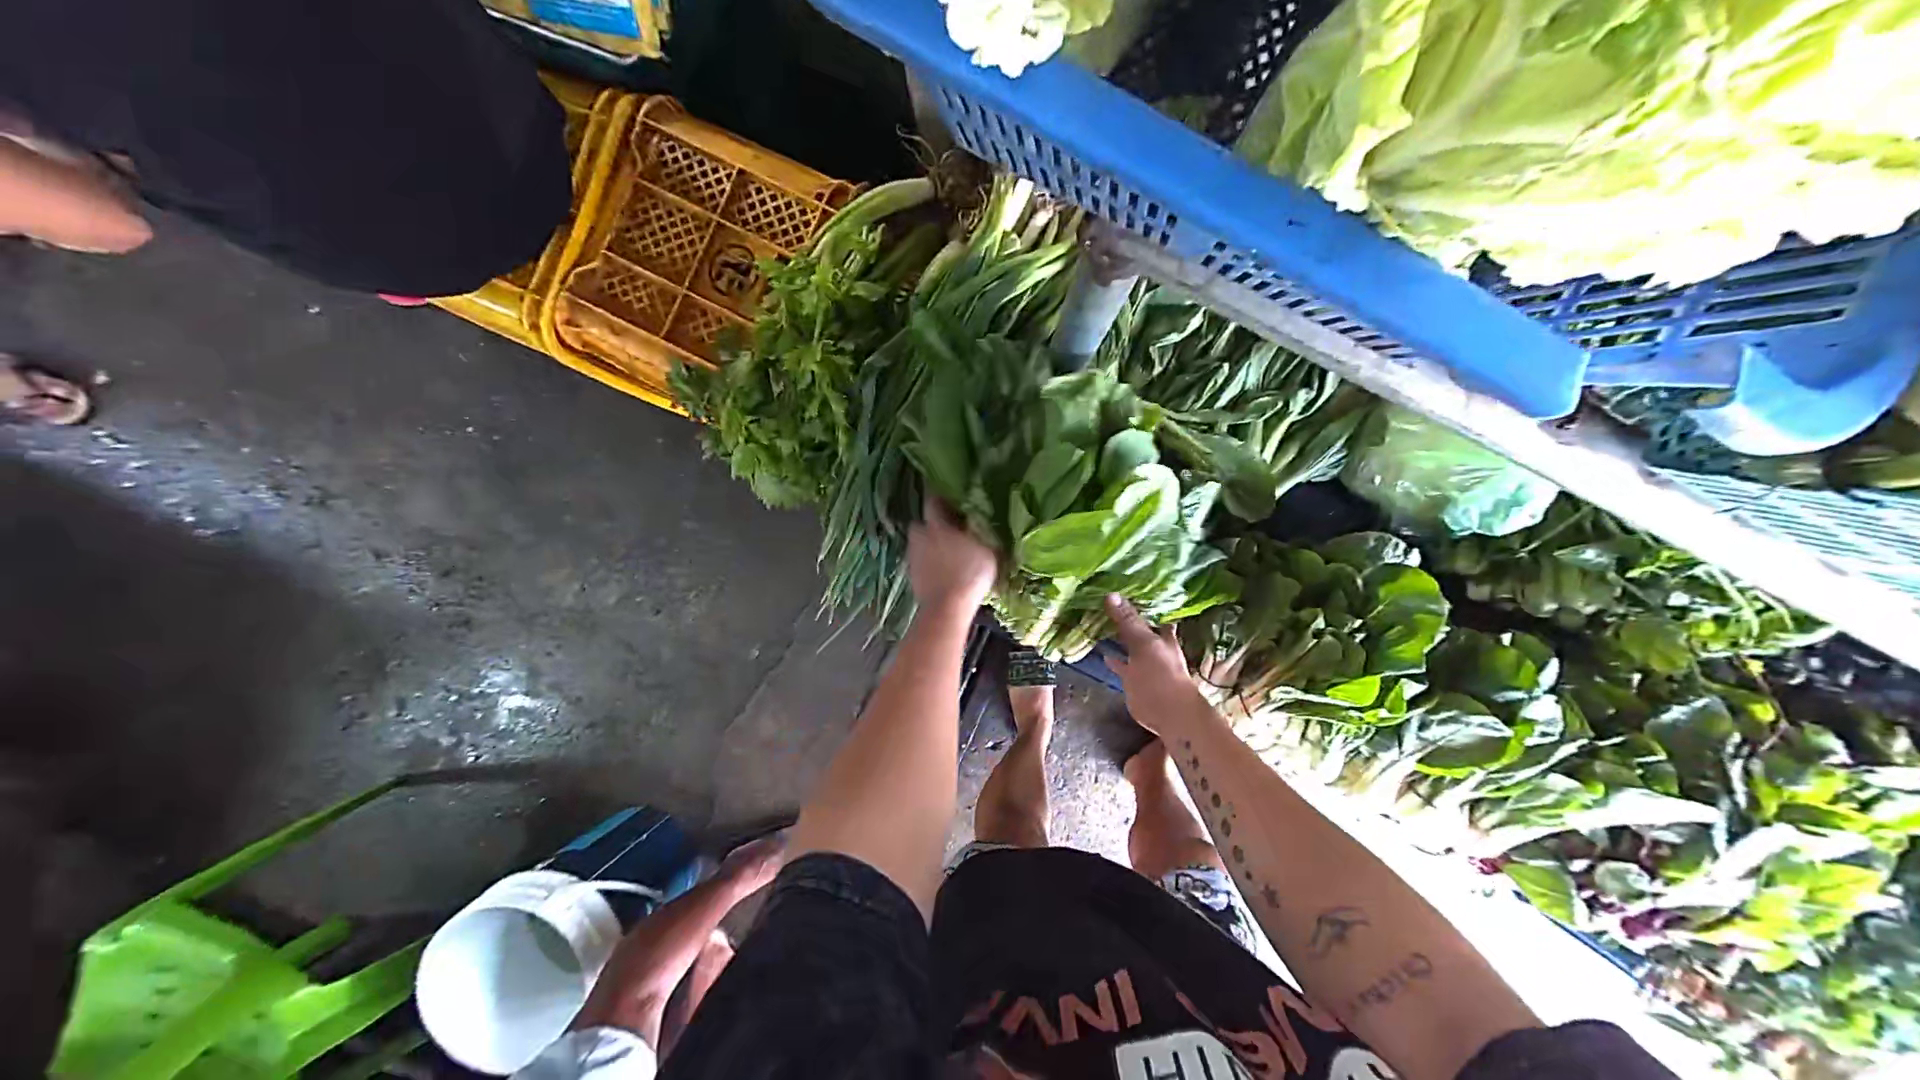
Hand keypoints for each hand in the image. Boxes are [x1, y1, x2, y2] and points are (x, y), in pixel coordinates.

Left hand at [907, 496, 995, 613]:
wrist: (947, 608)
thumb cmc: (970, 574)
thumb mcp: (988, 549)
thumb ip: (982, 532)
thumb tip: (981, 521)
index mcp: (937, 525)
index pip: (933, 501)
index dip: (941, 499)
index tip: (951, 500)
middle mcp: (920, 536)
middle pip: (921, 523)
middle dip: (932, 524)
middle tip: (949, 530)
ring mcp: (912, 557)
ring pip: (918, 543)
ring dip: (929, 545)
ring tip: (946, 553)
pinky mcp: (911, 575)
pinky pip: (919, 562)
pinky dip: (928, 563)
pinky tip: (941, 571)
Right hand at [1105, 594, 1209, 735]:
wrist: (1168, 712)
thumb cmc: (1162, 674)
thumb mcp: (1143, 643)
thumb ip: (1128, 621)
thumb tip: (1111, 594)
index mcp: (1163, 635)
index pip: (1156, 612)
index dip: (1146, 601)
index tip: (1131, 588)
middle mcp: (1156, 646)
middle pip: (1142, 627)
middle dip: (1129, 617)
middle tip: (1109, 601)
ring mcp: (1144, 663)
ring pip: (1131, 645)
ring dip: (1120, 637)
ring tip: (1101, 622)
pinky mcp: (1134, 679)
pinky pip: (1122, 665)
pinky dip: (1114, 660)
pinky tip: (1103, 653)